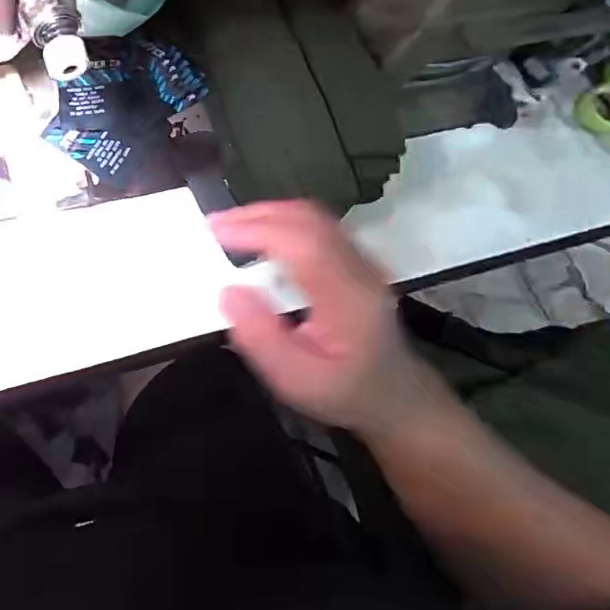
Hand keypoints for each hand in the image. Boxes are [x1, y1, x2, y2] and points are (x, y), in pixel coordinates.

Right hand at [211, 201, 453, 435]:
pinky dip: (283, 222)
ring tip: (231, 227)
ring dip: (269, 215)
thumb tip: (229, 294)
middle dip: (257, 215)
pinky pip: (318, 227)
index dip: (258, 230)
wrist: (394, 395)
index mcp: (348, 300)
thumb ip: (261, 339)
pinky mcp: (356, 261)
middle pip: (309, 221)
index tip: (218, 231)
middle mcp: (360, 271)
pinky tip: (260, 236)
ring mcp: (362, 262)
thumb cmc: (345, 391)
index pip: (304, 246)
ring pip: (315, 218)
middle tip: (215, 224)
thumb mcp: (295, 381)